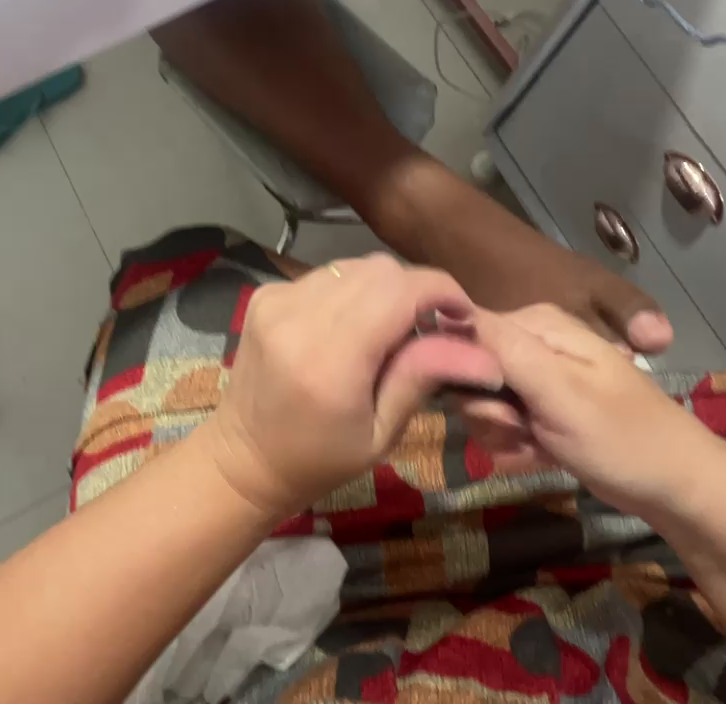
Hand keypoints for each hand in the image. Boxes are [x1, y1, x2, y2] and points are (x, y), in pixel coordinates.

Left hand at [197, 254, 504, 518]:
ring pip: (353, 266)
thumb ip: (422, 377)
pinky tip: (349, 327)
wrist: (243, 457)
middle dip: (415, 291)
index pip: (399, 291)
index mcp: (329, 359)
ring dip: (383, 289)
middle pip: (379, 270)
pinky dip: (349, 292)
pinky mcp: (264, 294)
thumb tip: (482, 351)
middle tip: (429, 328)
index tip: (462, 316)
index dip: (441, 291)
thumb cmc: (318, 459)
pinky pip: (326, 275)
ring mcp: (276, 299)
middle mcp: (298, 316)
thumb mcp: (380, 433)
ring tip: (388, 330)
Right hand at [461, 304, 725, 519]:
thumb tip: (441, 311)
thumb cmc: (622, 437)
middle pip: (468, 371)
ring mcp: (534, 377)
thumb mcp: (558, 388)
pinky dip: (513, 445)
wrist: (679, 489)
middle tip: (522, 428)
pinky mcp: (538, 409)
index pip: (463, 331)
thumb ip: (501, 347)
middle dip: (486, 409)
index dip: (463, 370)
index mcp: (536, 323)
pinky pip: (499, 424)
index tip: (495, 402)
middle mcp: (530, 342)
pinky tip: (540, 454)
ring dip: (500, 433)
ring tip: (535, 444)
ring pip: (479, 403)